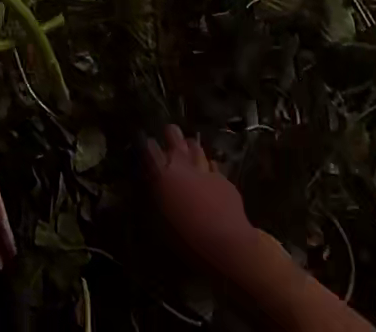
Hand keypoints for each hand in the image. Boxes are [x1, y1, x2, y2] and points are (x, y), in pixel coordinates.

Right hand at [146, 124, 262, 270]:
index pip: (150, 149)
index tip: (147, 146)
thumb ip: (158, 197)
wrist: (228, 242)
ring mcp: (205, 169)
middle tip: (170, 133)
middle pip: (174, 137)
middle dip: (171, 134)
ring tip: (189, 146)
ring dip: (191, 147)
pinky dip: (208, 166)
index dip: (148, 146)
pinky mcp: (223, 178)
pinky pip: (212, 165)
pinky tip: (208, 172)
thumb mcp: (163, 221)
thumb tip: (155, 187)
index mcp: (164, 175)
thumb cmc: (188, 238)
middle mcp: (182, 165)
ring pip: (195, 147)